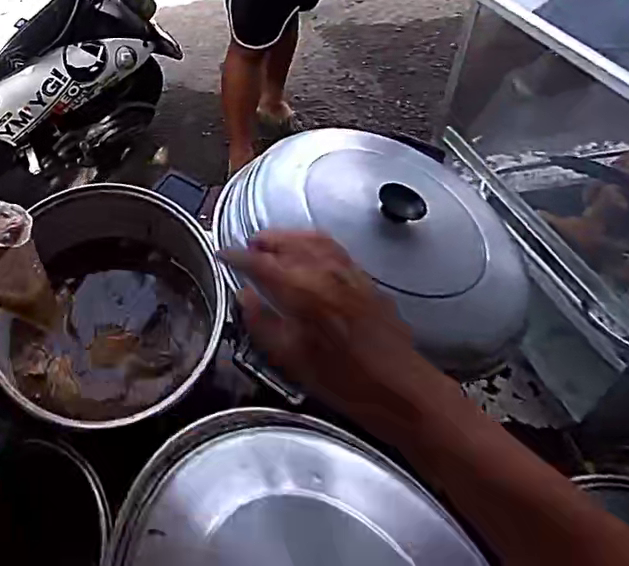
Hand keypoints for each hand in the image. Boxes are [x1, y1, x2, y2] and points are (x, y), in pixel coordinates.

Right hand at [221, 230, 436, 413]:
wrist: (404, 390)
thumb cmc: (349, 383)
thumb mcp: (292, 360)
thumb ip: (262, 324)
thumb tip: (245, 298)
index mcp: (302, 291)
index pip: (259, 262)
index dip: (236, 256)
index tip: (224, 255)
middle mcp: (325, 272)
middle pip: (285, 241)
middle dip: (261, 242)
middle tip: (245, 249)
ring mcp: (347, 271)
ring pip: (308, 238)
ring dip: (285, 237)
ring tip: (270, 245)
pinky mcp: (363, 276)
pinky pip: (330, 245)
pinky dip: (310, 240)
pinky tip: (306, 250)